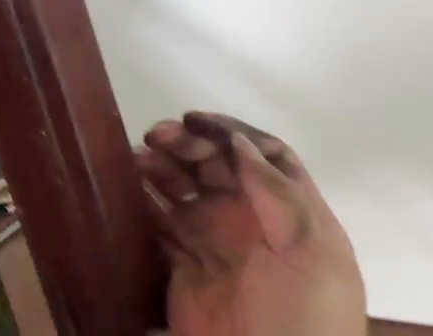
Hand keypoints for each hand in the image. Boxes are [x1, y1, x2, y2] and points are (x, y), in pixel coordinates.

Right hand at [138, 112, 364, 335]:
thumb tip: (234, 139)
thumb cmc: (299, 311)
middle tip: (155, 138)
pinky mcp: (179, 255)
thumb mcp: (310, 253)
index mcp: (291, 215)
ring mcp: (213, 237)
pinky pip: (153, 214)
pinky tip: (123, 186)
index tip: (192, 121)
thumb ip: (277, 194)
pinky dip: (135, 195)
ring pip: (179, 183)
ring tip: (136, 162)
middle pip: (214, 163)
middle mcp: (251, 218)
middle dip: (184, 142)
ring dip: (155, 164)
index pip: (266, 155)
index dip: (231, 131)